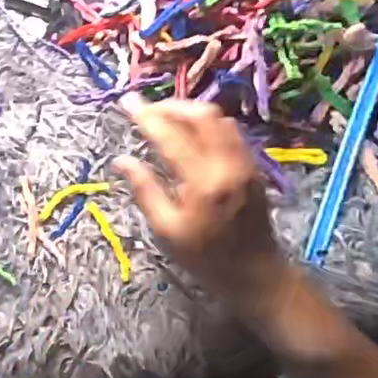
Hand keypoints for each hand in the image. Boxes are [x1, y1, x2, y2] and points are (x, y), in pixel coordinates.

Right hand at [113, 93, 291, 317]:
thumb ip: (145, 190)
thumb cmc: (205, 259)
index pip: (170, 135)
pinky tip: (191, 133)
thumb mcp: (167, 230)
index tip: (126, 102)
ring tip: (165, 118)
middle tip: (146, 111)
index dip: (146, 115)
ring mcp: (245, 162)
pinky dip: (207, 123)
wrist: (256, 274)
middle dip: (170, 106)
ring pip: (218, 118)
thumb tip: (121, 160)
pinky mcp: (253, 165)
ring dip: (189, 111)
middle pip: (200, 114)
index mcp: (203, 182)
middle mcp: (227, 164)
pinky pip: (230, 130)